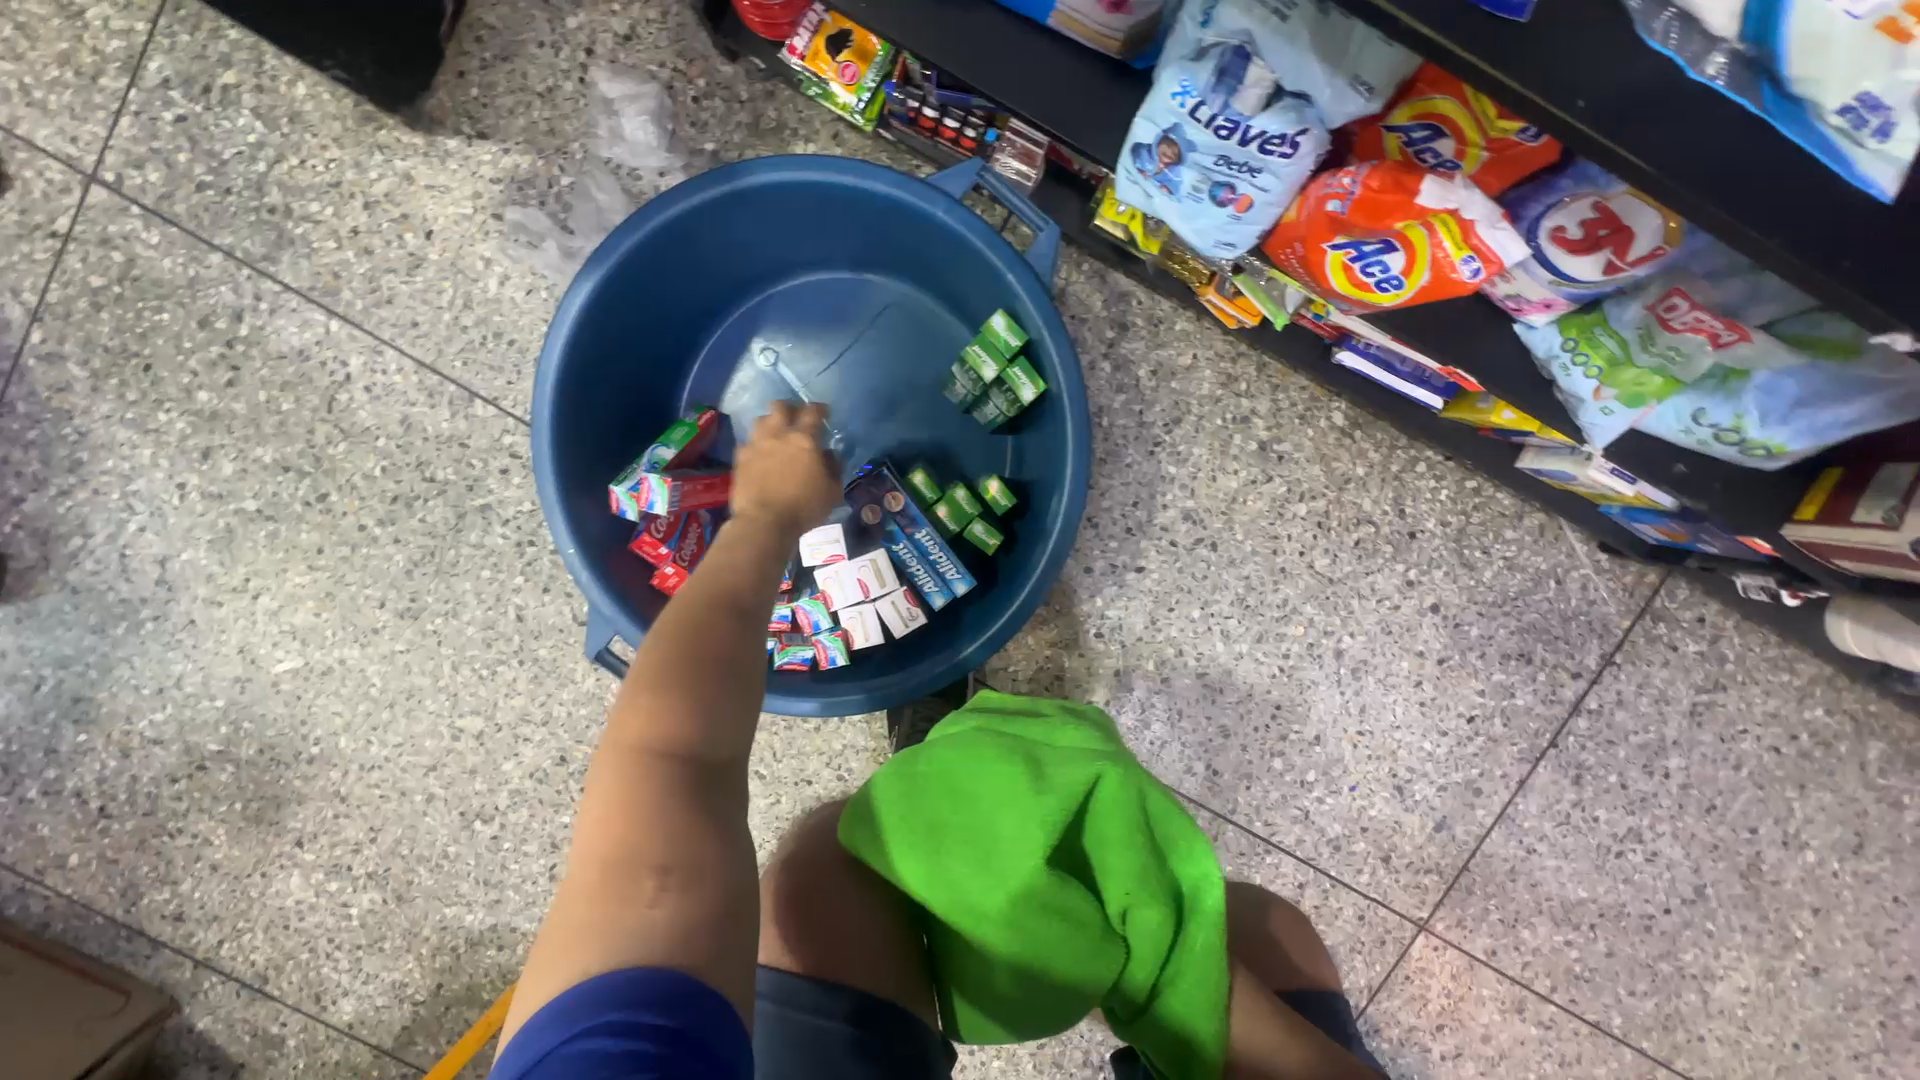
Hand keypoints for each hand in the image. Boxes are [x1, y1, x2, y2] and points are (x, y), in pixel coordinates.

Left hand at [730, 401, 840, 541]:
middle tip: (795, 418)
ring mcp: (756, 444)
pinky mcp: (740, 458)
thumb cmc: (804, 507)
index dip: (819, 408)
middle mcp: (778, 435)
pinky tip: (759, 455)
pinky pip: (748, 442)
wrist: (764, 522)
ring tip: (775, 434)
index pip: (812, 411)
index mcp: (804, 439)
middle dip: (789, 408)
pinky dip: (755, 445)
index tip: (824, 413)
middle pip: (780, 406)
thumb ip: (834, 468)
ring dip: (770, 423)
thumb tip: (828, 454)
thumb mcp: (832, 491)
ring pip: (760, 420)